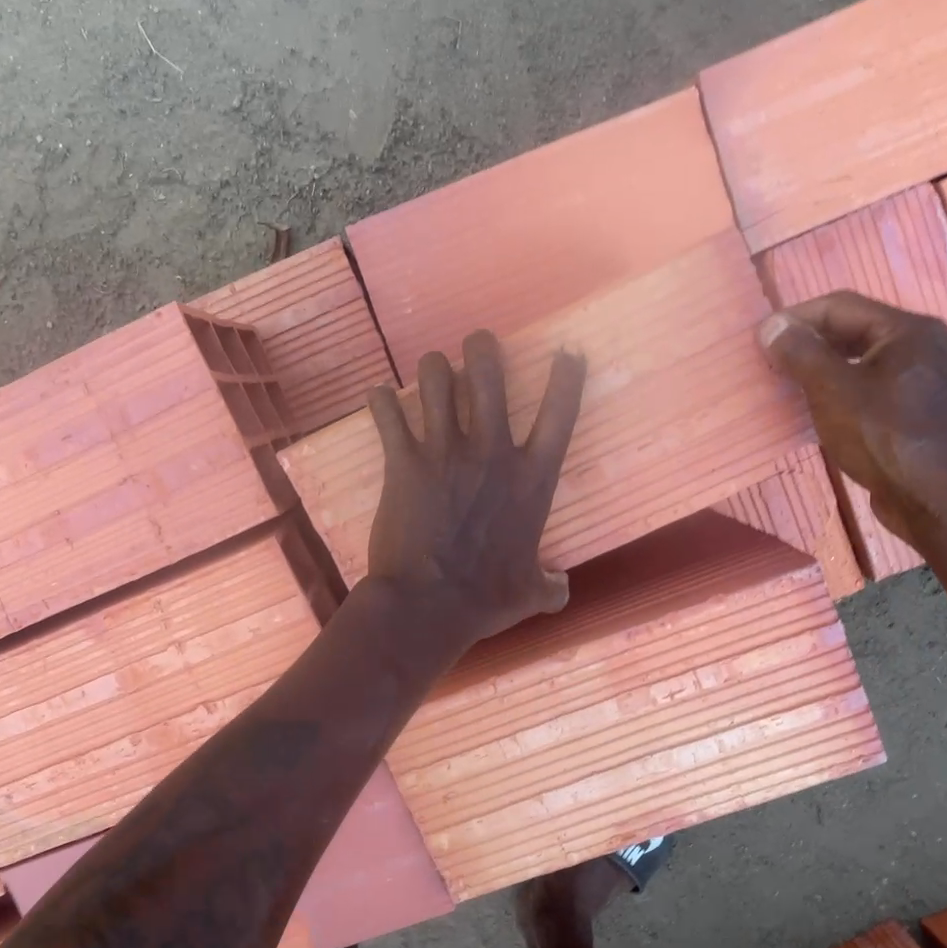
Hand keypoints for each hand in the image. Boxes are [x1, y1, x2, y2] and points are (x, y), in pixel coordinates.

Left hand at [364, 331, 586, 645]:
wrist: (429, 606)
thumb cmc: (484, 600)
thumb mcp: (529, 595)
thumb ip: (549, 586)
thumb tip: (562, 588)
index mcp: (532, 480)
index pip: (559, 415)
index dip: (566, 378)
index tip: (567, 352)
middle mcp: (492, 453)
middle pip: (489, 377)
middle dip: (483, 349)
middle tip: (477, 341)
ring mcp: (446, 453)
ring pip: (438, 382)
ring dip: (434, 368)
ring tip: (432, 367)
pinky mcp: (404, 462)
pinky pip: (388, 415)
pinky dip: (381, 401)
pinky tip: (379, 396)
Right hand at [760, 291, 946, 547]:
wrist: (941, 499)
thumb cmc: (884, 436)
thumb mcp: (832, 390)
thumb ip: (801, 353)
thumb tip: (772, 326)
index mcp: (910, 330)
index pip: (841, 306)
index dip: (796, 318)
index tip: (762, 341)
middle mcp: (929, 348)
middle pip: (858, 332)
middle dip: (812, 344)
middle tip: (774, 364)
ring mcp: (935, 384)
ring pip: (869, 364)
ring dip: (829, 371)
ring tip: (795, 389)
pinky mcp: (930, 417)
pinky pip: (881, 392)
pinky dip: (850, 394)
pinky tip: (831, 415)